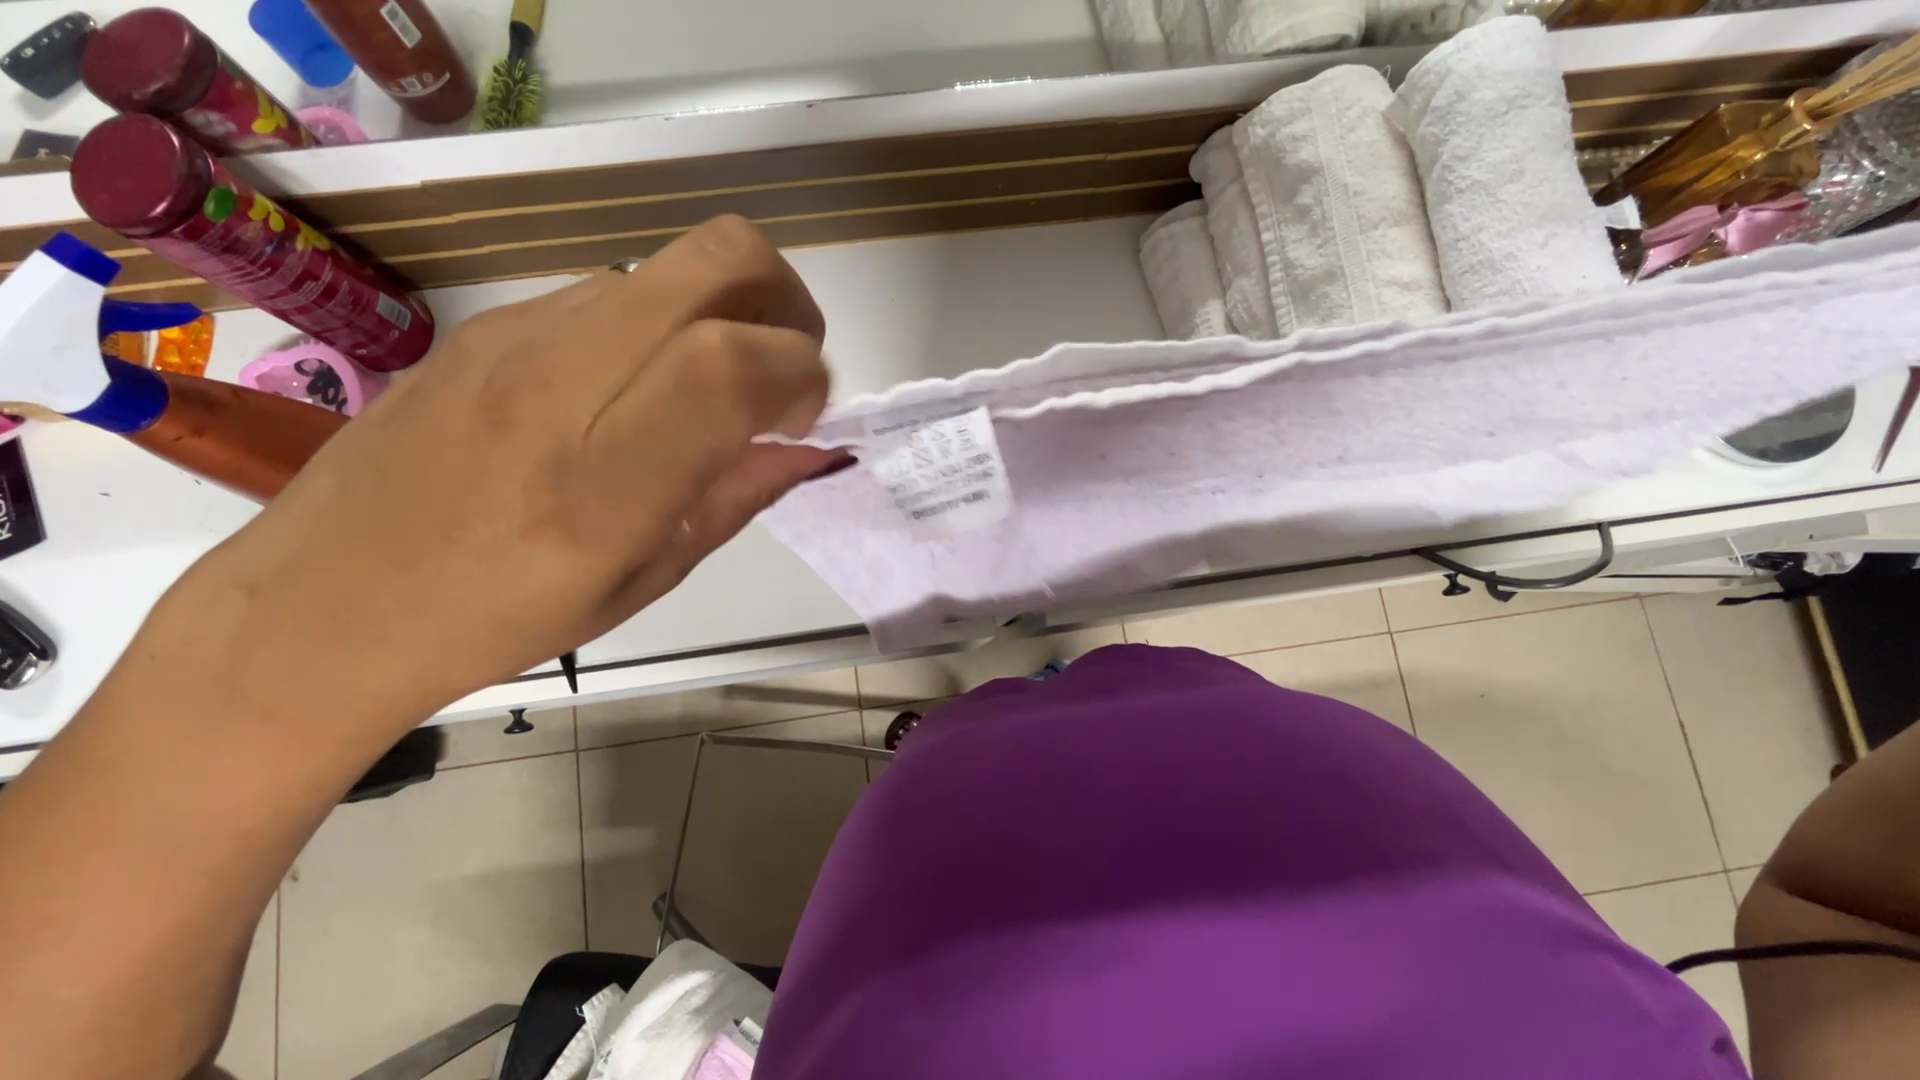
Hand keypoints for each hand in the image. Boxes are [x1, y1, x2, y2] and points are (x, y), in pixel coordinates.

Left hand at [166, 215, 847, 726]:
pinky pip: (609, 290)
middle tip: (787, 364)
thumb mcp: (642, 581)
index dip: (801, 371)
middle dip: (787, 299)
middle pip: (718, 260)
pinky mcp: (487, 322)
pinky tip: (636, 389)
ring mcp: (517, 337)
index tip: (805, 416)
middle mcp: (561, 383)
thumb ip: (733, 497)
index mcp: (604, 482)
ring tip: (709, 387)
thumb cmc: (498, 622)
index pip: (735, 362)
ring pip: (668, 266)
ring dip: (722, 311)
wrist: (324, 603)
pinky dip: (661, 322)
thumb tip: (809, 444)